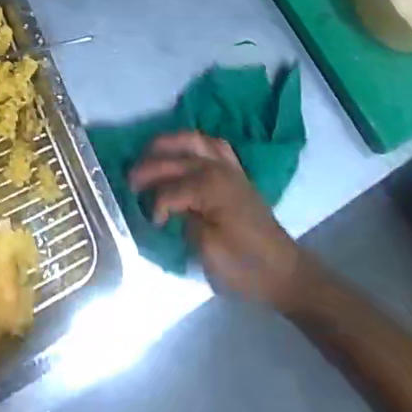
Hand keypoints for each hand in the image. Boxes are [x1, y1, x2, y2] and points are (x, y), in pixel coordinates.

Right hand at [127, 132, 303, 307]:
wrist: (282, 270)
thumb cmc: (244, 265)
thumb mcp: (208, 251)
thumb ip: (185, 222)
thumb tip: (171, 209)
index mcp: (209, 186)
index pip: (169, 189)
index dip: (154, 205)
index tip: (150, 223)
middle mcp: (218, 168)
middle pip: (177, 159)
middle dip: (150, 167)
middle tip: (129, 180)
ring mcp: (229, 168)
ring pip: (194, 141)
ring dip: (170, 144)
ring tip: (149, 152)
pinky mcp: (237, 174)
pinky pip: (215, 146)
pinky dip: (197, 143)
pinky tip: (186, 151)